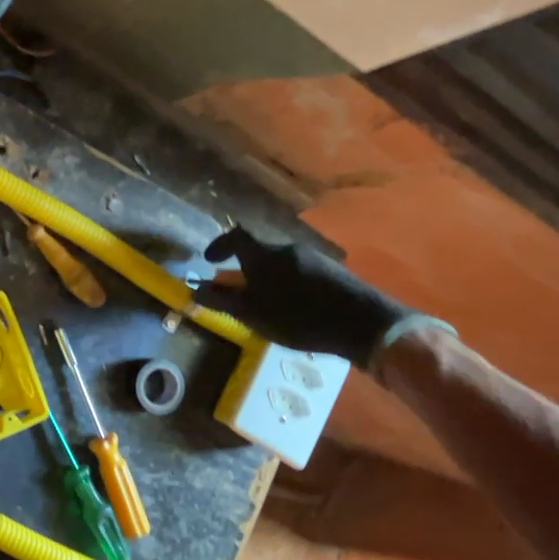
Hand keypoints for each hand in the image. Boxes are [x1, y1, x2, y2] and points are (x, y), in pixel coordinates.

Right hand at [195, 228, 409, 367]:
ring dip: (268, 278)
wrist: (363, 323)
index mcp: (263, 254)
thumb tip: (195, 289)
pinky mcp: (333, 271)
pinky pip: (300, 271)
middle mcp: (287, 247)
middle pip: (259, 251)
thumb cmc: (298, 317)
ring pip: (281, 262)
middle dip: (246, 268)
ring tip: (267, 302)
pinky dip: (288, 284)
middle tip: (240, 289)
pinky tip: (295, 307)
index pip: (235, 235)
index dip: (220, 244)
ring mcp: (314, 257)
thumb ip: (221, 300)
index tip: (211, 260)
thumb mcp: (251, 314)